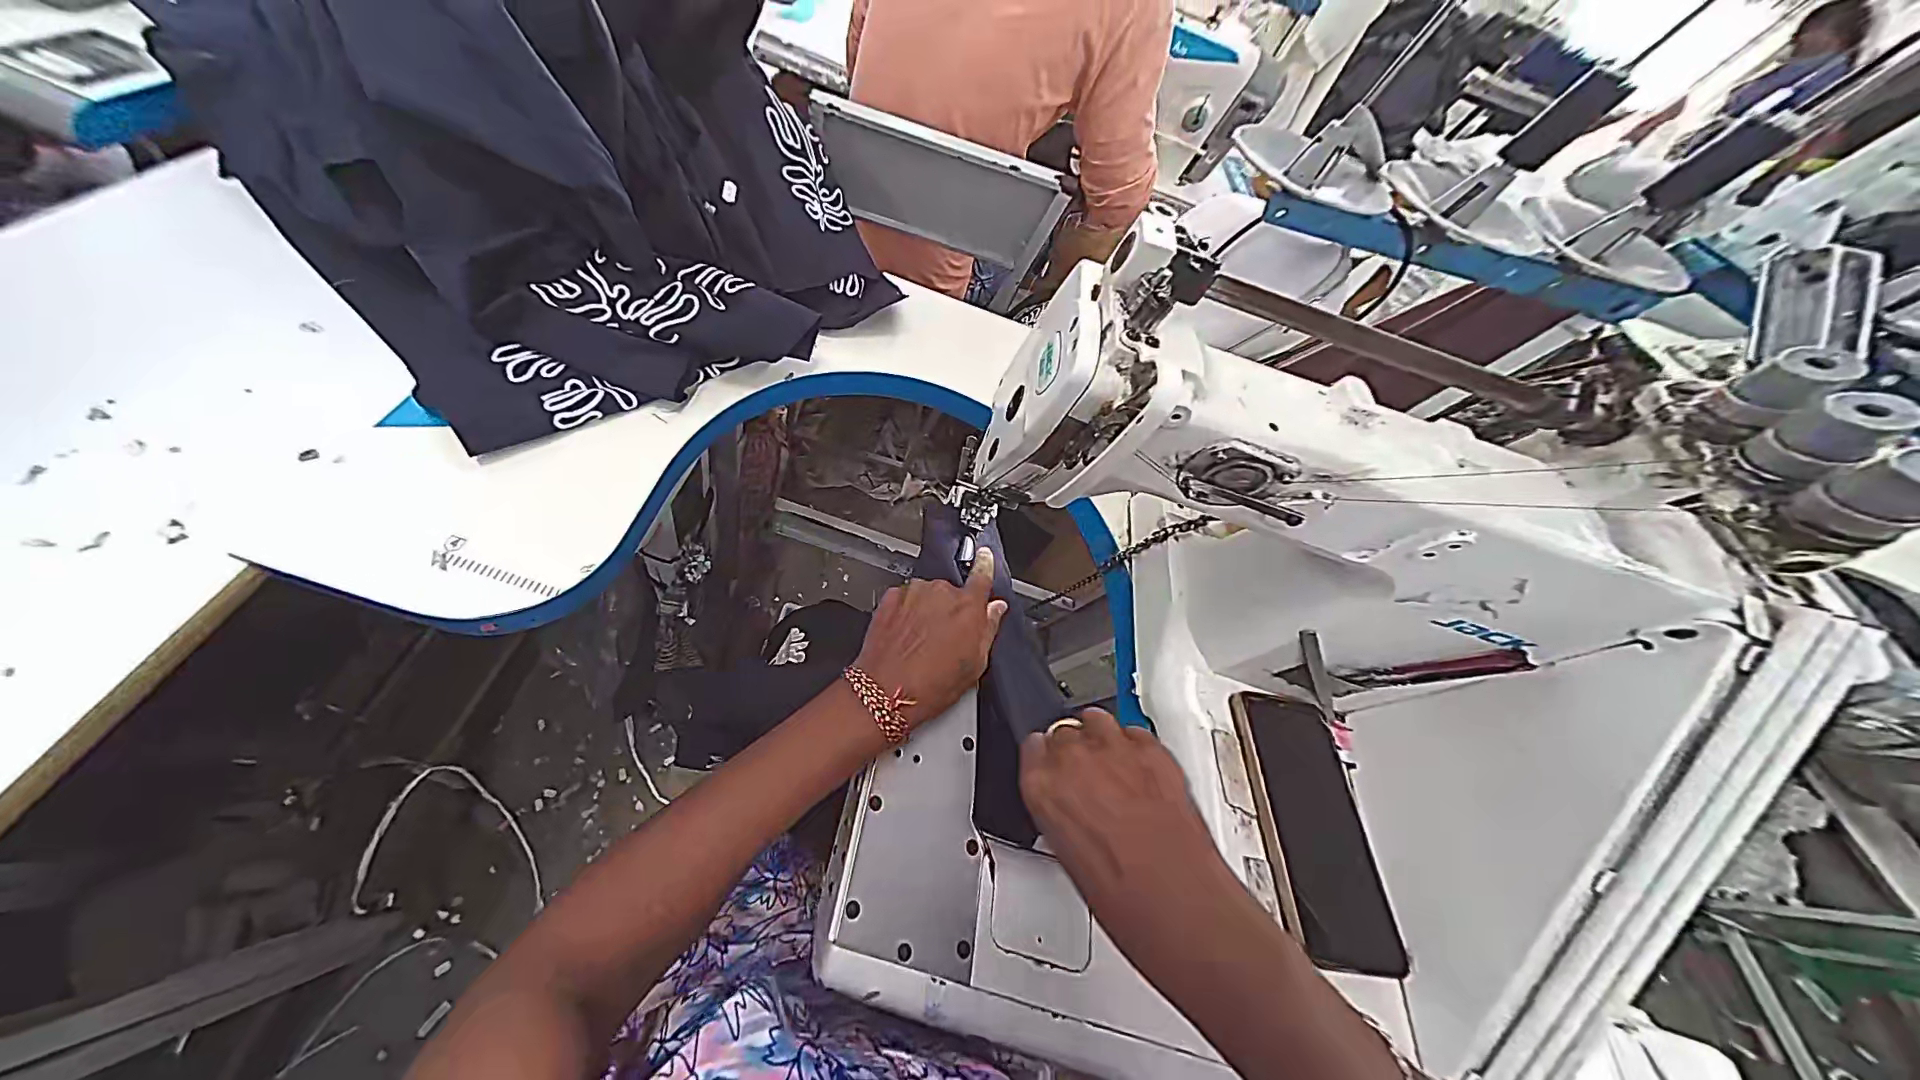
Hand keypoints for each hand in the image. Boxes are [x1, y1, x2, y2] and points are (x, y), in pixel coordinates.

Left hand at [851, 547, 1006, 726]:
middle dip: (950, 610)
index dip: (985, 564)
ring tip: (922, 643)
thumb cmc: (929, 685)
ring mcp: (913, 593)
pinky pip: (906, 600)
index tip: (984, 557)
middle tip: (946, 638)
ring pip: (927, 595)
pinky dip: (907, 614)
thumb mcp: (975, 665)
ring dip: (927, 611)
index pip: (982, 574)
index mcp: (968, 606)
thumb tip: (995, 611)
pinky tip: (907, 639)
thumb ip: (988, 629)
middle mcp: (941, 592)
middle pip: (952, 592)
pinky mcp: (890, 598)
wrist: (884, 692)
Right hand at [1018, 708, 1227, 919]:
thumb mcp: (1066, 852)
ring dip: (1100, 738)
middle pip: (1063, 732)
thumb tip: (1070, 807)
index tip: (1054, 771)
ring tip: (1111, 764)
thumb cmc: (1123, 895)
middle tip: (1089, 780)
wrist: (1176, 900)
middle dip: (1074, 752)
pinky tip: (1139, 769)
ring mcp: (1114, 749)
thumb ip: (1060, 811)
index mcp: (1042, 786)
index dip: (1045, 761)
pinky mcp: (1152, 748)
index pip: (1032, 748)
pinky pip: (1134, 732)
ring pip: (1096, 720)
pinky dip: (1134, 746)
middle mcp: (1074, 759)